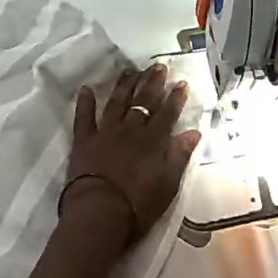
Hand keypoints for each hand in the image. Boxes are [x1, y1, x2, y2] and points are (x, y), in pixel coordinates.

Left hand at [65, 64, 199, 244]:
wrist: (100, 212)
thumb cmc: (138, 204)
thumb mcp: (168, 184)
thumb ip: (180, 156)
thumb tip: (193, 132)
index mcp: (153, 140)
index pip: (167, 113)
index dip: (175, 97)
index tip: (181, 82)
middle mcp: (130, 130)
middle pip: (142, 101)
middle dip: (152, 83)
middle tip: (158, 66)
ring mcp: (105, 132)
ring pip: (116, 103)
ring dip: (124, 85)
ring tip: (130, 70)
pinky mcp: (84, 140)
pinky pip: (84, 117)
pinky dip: (85, 102)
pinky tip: (86, 88)